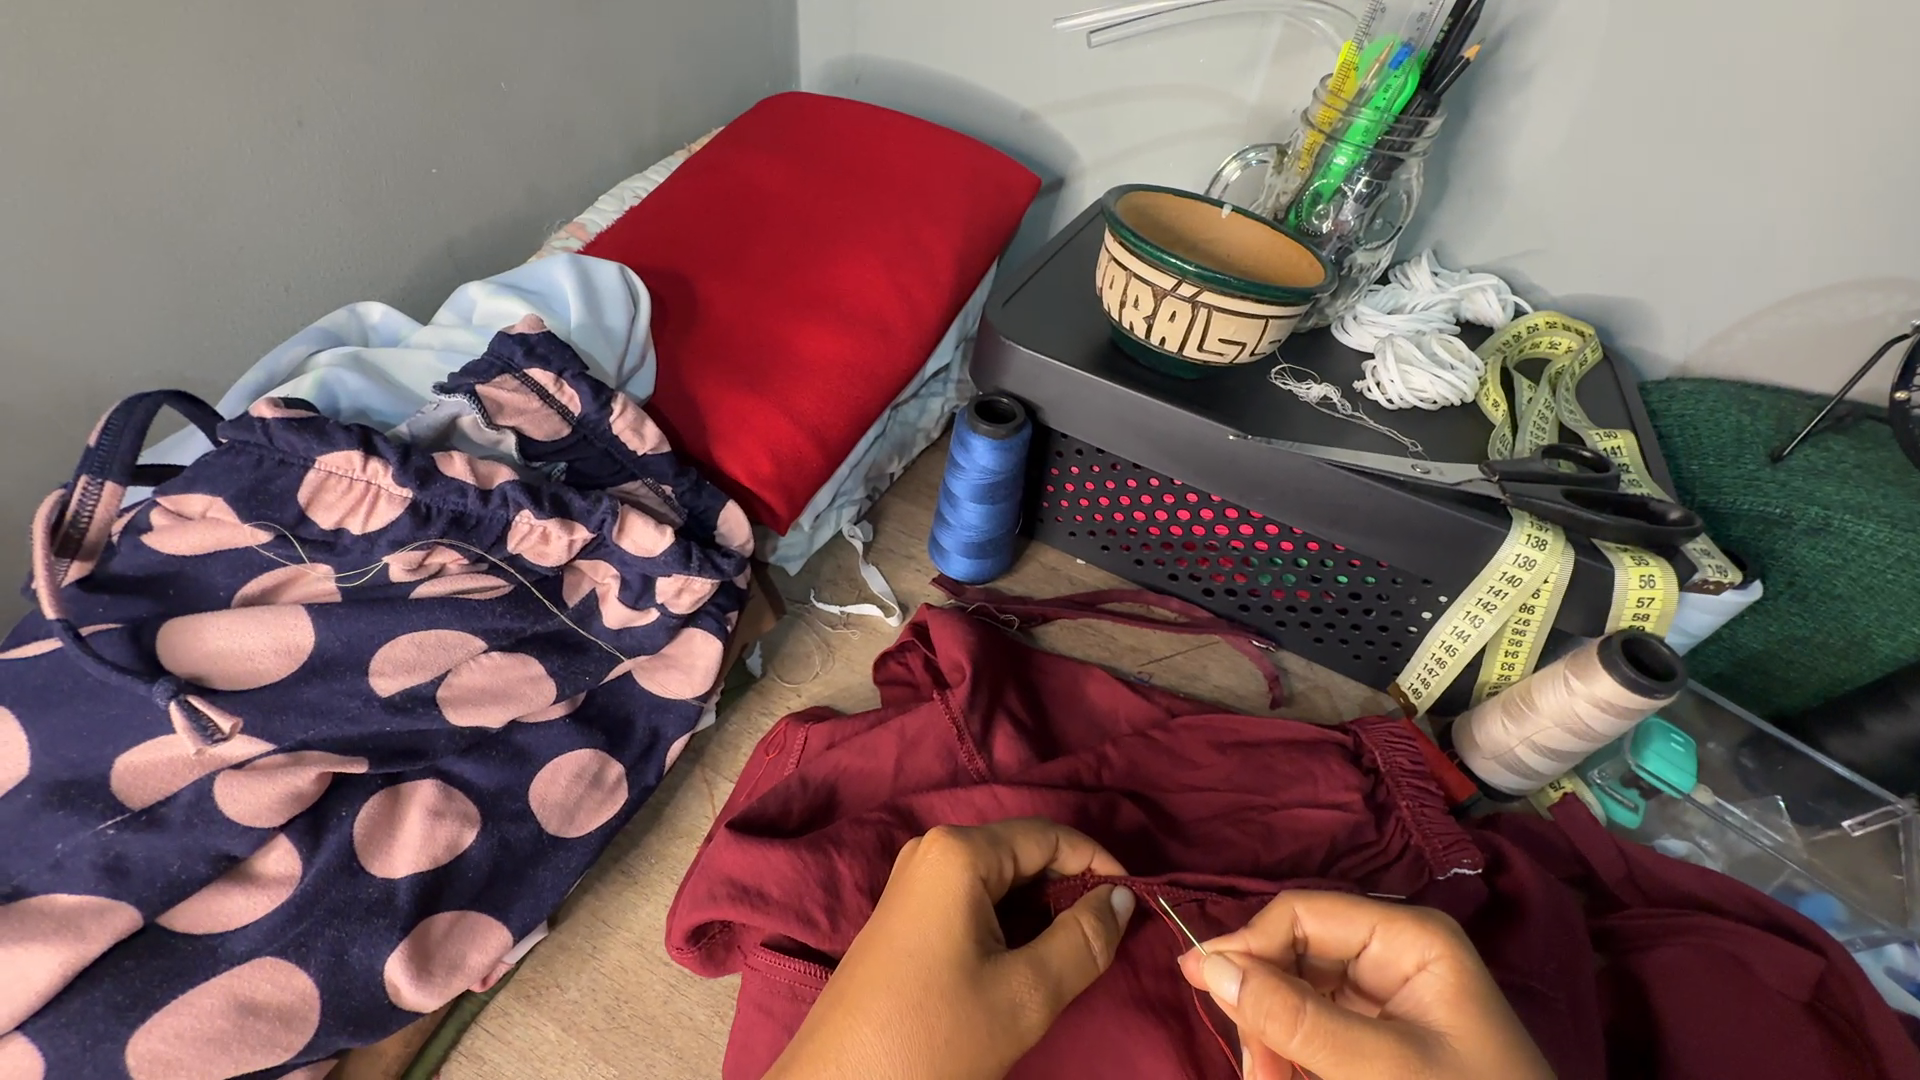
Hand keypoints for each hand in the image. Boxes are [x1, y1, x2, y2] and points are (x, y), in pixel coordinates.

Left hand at [766, 819, 1136, 1079]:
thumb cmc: (935, 1033)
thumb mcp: (1024, 994)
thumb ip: (1083, 941)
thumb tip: (1122, 898)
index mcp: (960, 851)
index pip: (1049, 836)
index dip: (1098, 864)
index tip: (1136, 904)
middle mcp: (934, 848)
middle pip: (1023, 851)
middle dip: (1069, 886)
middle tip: (1106, 936)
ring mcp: (915, 877)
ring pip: (999, 876)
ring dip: (1041, 906)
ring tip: (1072, 951)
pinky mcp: (907, 909)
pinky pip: (973, 894)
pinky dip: (1009, 917)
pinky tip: (1026, 956)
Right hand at [1178, 891, 1552, 1079]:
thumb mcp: (1384, 1073)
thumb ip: (1296, 1020)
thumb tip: (1210, 968)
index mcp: (1406, 937)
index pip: (1300, 915)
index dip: (1250, 946)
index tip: (1206, 990)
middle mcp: (1392, 953)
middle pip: (1295, 954)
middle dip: (1264, 1006)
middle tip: (1253, 1070)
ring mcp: (1387, 997)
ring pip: (1298, 994)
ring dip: (1274, 1039)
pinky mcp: (1381, 1038)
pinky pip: (1316, 1029)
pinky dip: (1294, 1056)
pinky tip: (1285, 1077)